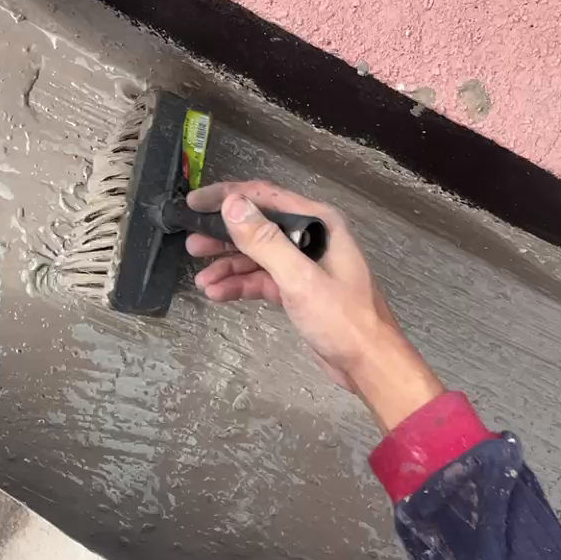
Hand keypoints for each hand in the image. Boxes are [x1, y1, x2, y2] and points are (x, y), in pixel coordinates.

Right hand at [185, 181, 445, 430]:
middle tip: (192, 245)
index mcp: (318, 223)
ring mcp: (303, 265)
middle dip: (223, 236)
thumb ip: (265, 241)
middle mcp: (310, 238)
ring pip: (256, 256)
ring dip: (228, 266)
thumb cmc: (343, 320)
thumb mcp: (299, 278)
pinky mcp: (297, 290)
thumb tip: (232, 205)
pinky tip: (218, 293)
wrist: (368, 362)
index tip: (194, 204)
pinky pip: (261, 280)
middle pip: (258, 227)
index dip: (227, 197)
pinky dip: (239, 285)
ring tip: (201, 279)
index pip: (265, 198)